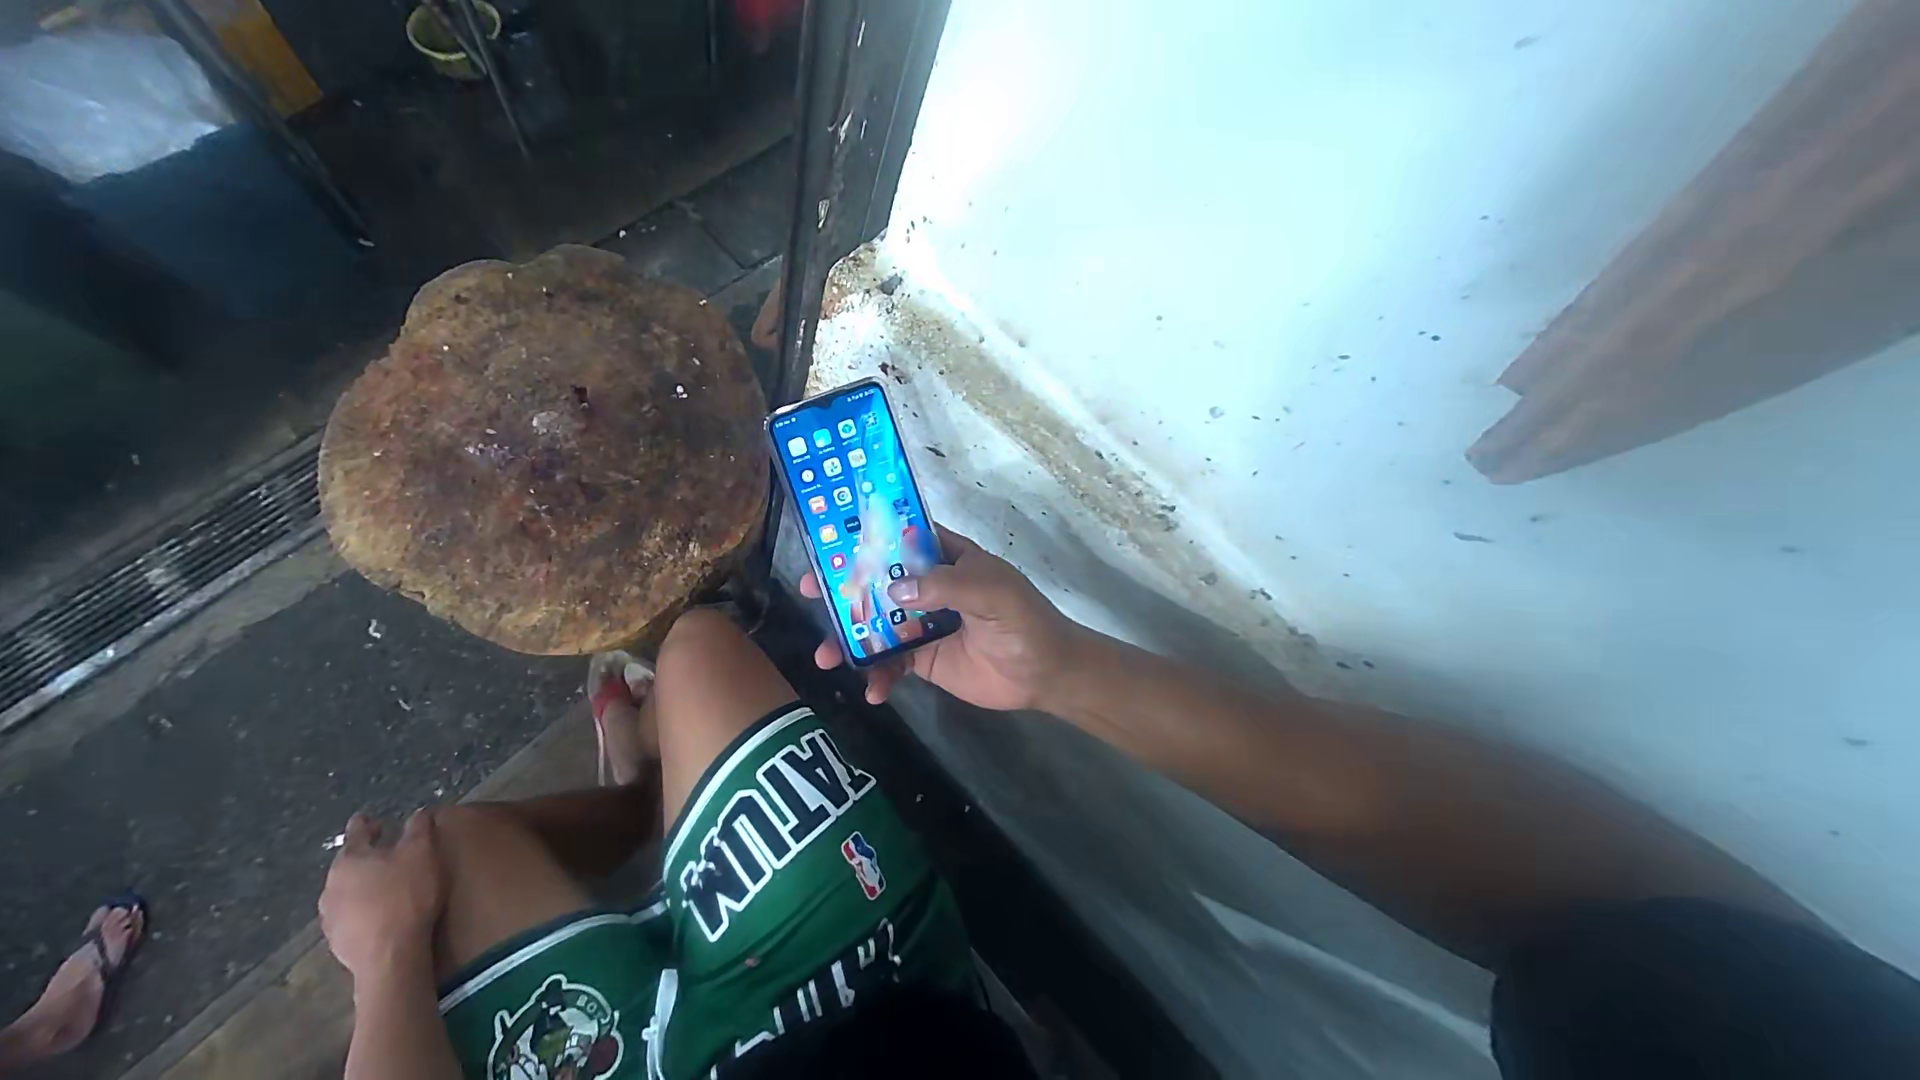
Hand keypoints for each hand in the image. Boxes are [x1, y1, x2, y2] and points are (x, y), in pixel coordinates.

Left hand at [319, 810, 444, 980]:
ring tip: (386, 882)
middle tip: (389, 849)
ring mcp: (330, 915)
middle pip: (350, 862)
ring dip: (364, 882)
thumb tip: (417, 812)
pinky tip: (380, 910)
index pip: (357, 833)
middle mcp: (331, 885)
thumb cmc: (407, 894)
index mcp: (350, 860)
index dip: (365, 823)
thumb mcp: (422, 852)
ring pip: (347, 889)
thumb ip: (419, 828)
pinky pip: (350, 912)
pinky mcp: (336, 938)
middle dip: (368, 854)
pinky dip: (363, 906)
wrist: (389, 954)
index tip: (367, 816)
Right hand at [801, 524, 1085, 710]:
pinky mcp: (924, 659)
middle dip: (844, 587)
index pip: (902, 538)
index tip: (832, 541)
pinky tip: (873, 693)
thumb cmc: (1024, 621)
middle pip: (879, 581)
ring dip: (849, 639)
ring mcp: (923, 624)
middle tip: (809, 591)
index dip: (869, 537)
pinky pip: (892, 664)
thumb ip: (946, 586)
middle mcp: (929, 587)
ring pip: (877, 625)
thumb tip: (895, 590)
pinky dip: (879, 677)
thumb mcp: (992, 593)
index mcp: (947, 559)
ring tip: (826, 658)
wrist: (1045, 674)